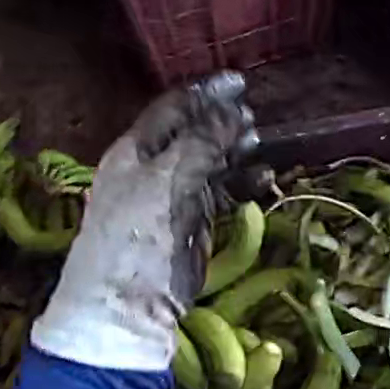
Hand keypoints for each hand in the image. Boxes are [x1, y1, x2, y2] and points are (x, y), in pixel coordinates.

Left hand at [30, 73, 256, 371]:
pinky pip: (222, 194)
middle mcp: (155, 168)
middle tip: (253, 114)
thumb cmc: (137, 237)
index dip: (204, 93)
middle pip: (194, 133)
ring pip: (211, 162)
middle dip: (223, 121)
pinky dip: (242, 185)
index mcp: (135, 151)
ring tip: (259, 142)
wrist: (126, 308)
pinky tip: (263, 178)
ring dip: (235, 151)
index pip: (172, 110)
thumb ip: (201, 142)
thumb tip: (233, 111)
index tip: (239, 81)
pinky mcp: (194, 222)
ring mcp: (175, 196)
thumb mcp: (167, 182)